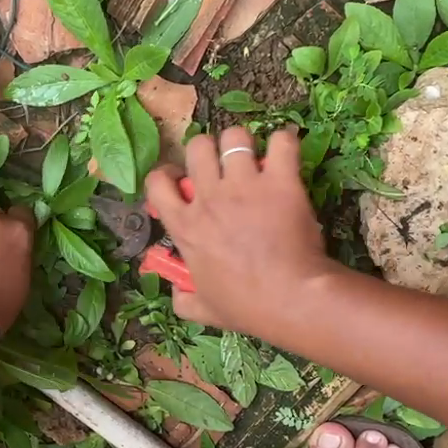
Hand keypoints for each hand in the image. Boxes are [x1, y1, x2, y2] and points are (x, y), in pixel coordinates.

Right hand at [145, 128, 345, 339]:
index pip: (157, 182)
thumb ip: (183, 300)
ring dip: (243, 144)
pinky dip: (284, 143)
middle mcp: (209, 198)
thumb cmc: (244, 306)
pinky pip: (282, 142)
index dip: (166, 175)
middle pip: (197, 146)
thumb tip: (175, 293)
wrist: (290, 298)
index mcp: (185, 226)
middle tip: (222, 167)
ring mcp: (245, 186)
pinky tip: (286, 155)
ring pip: (234, 137)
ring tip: (255, 158)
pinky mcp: (281, 181)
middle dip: (208, 151)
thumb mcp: (203, 309)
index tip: (180, 181)